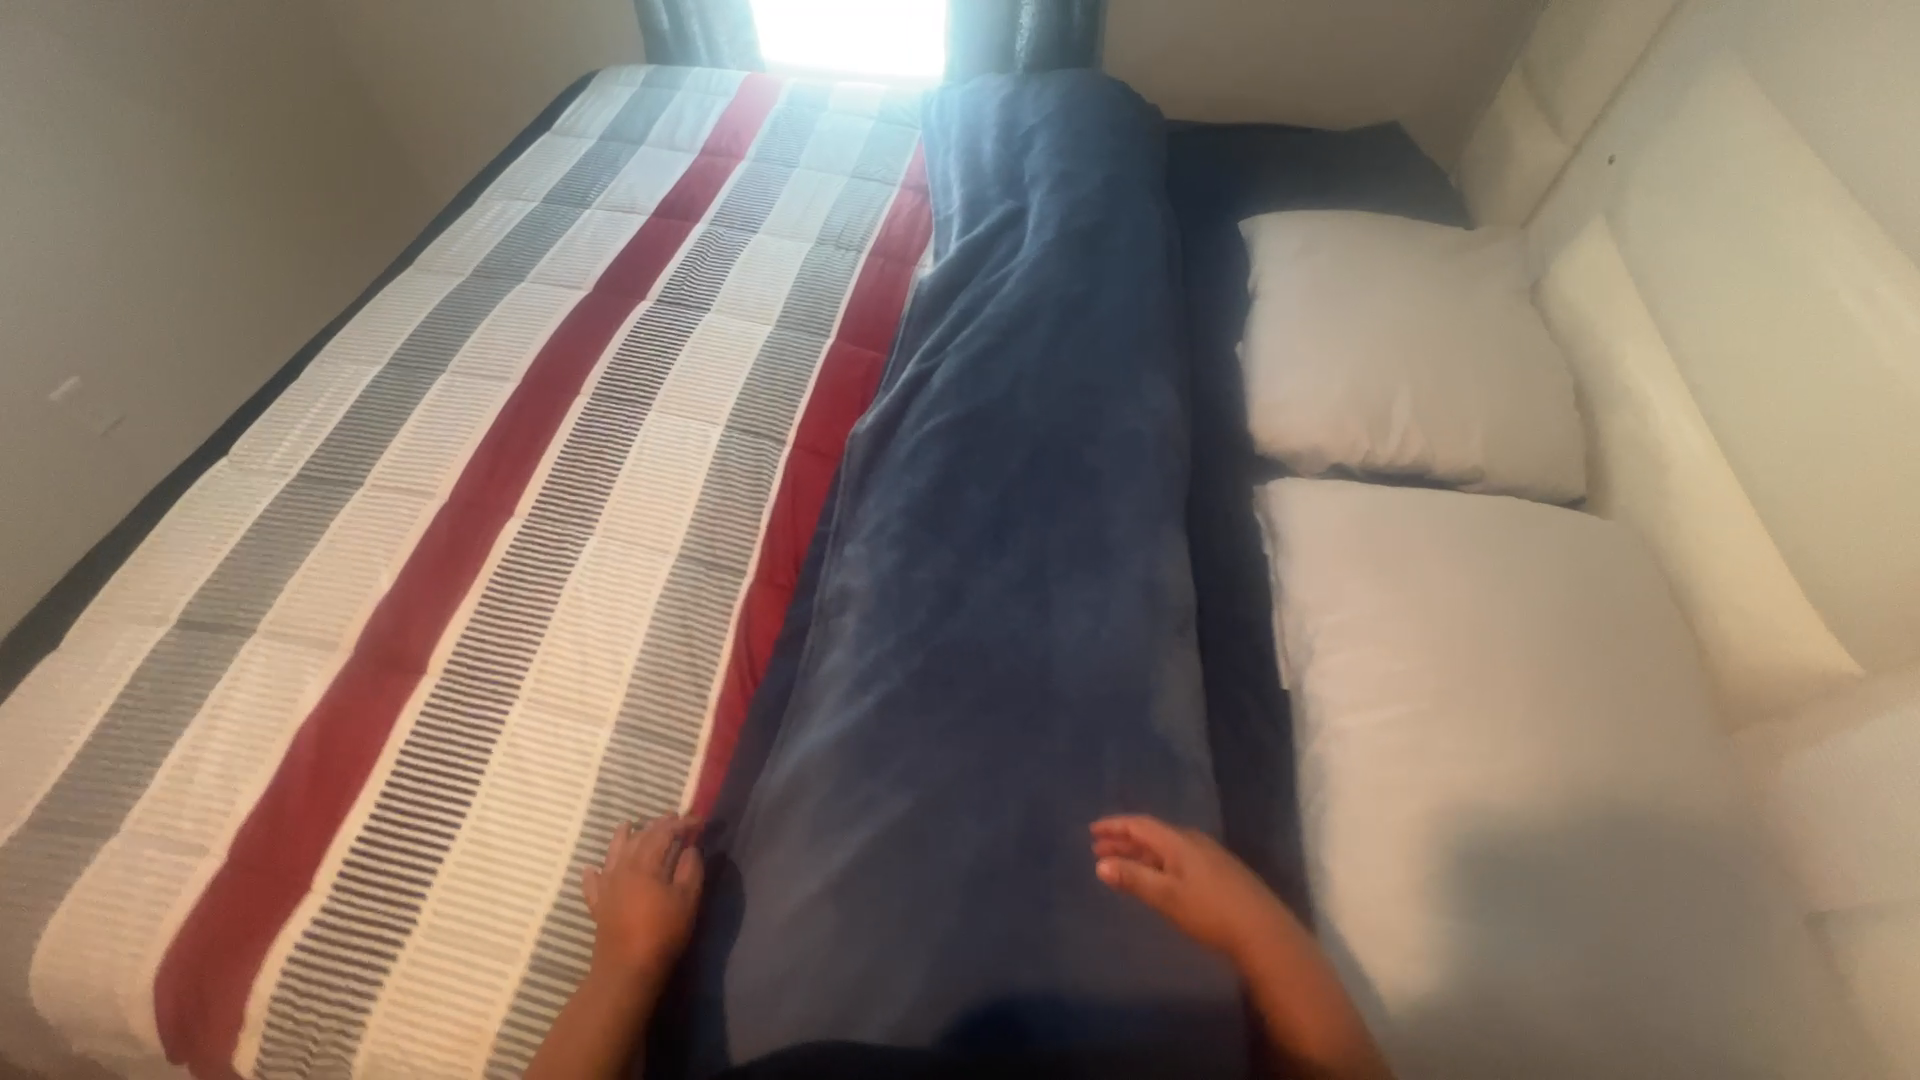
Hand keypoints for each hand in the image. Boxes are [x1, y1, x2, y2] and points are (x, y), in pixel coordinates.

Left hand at [582, 814, 704, 987]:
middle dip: (657, 825)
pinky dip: (593, 873)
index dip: (683, 824)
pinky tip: (591, 868)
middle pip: (639, 839)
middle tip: (673, 817)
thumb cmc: (662, 932)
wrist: (627, 970)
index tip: (700, 822)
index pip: (664, 833)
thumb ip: (690, 869)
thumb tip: (690, 848)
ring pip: (613, 854)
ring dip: (623, 837)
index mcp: (645, 864)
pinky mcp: (599, 907)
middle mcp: (622, 869)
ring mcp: (607, 888)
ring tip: (628, 824)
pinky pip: (593, 884)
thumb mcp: (687, 899)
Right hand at [1090, 814, 1290, 962]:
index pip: (1140, 825)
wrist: (1263, 932)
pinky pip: (1177, 857)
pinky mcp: (1219, 872)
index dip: (1114, 826)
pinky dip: (1157, 862)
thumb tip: (1100, 864)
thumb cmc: (1210, 912)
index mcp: (1178, 841)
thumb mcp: (1166, 896)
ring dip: (1140, 853)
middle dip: (1124, 841)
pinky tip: (1156, 877)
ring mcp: (1208, 856)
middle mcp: (1192, 841)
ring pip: (1165, 847)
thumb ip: (1133, 878)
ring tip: (1121, 864)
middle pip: (1152, 834)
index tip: (1092, 831)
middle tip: (1099, 850)